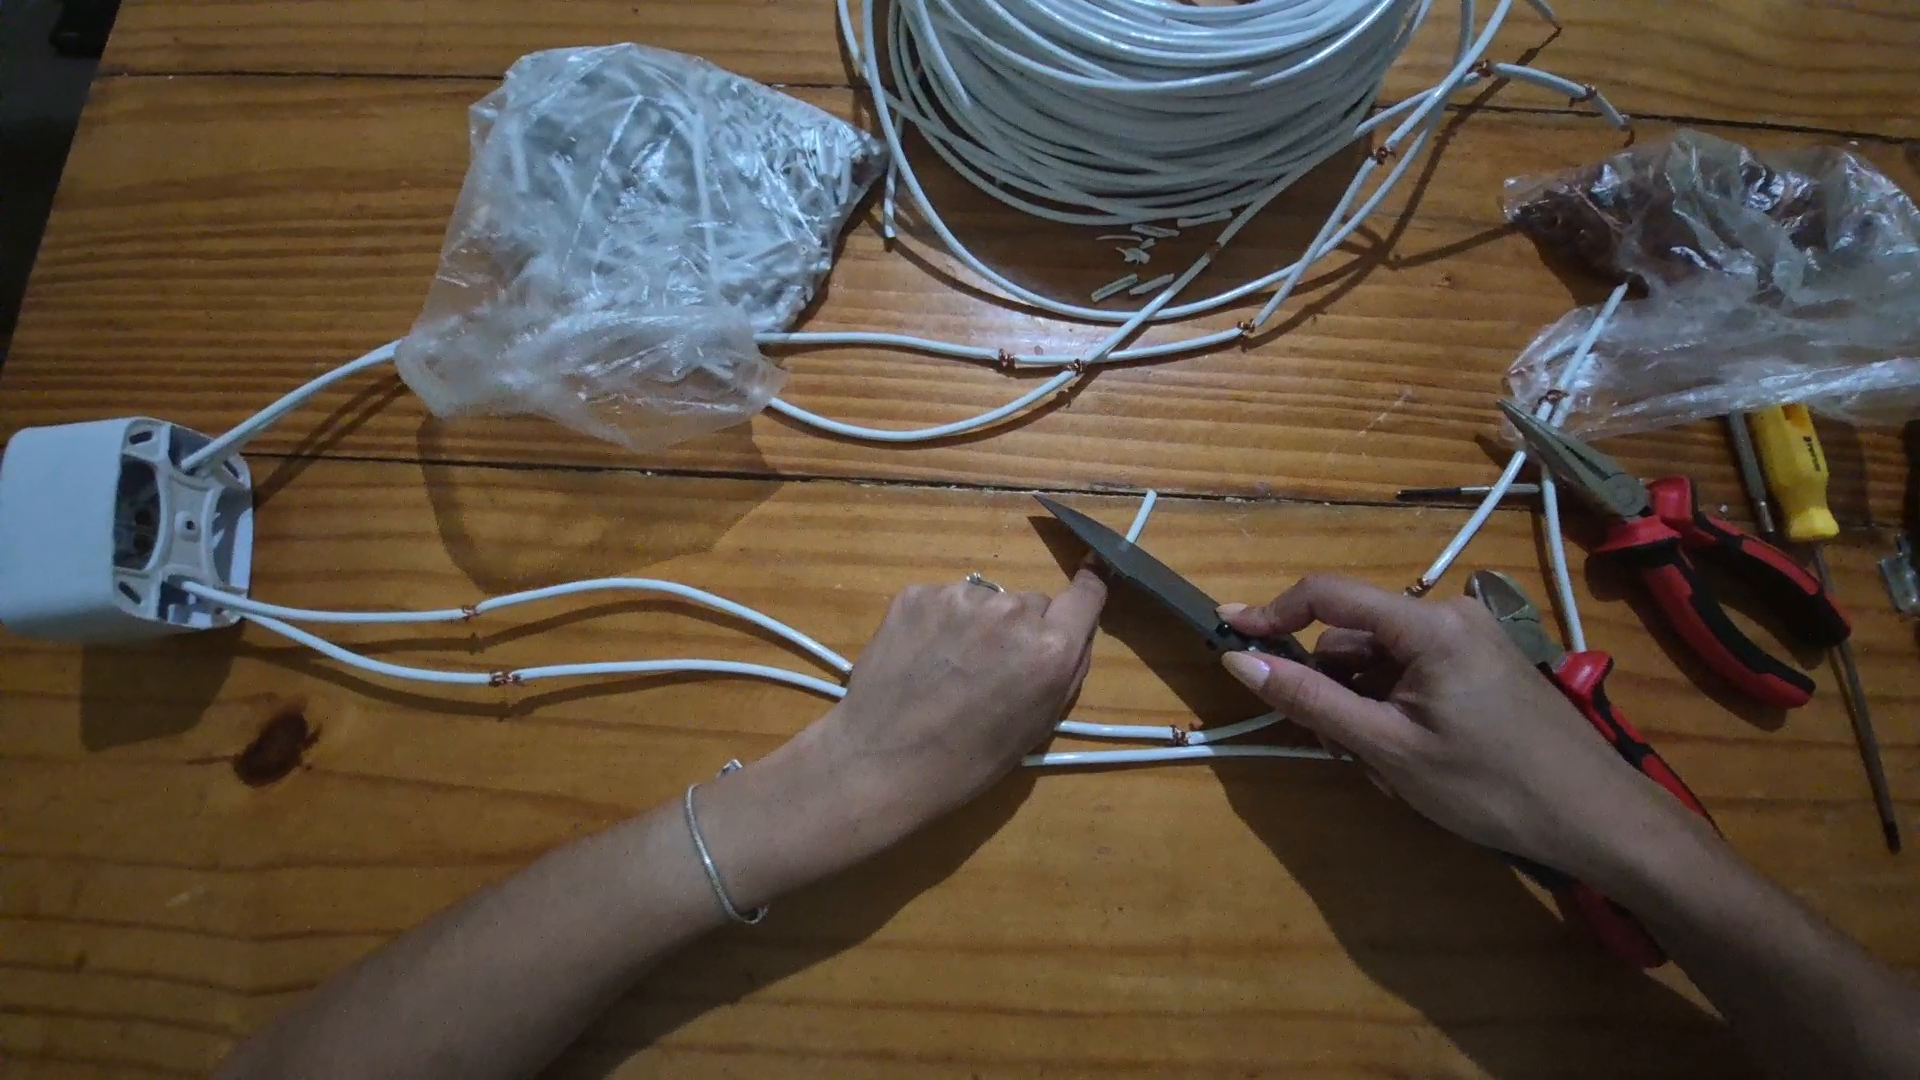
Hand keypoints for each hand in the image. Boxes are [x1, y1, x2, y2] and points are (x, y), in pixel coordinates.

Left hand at [804, 570, 1107, 839]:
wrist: (883, 761)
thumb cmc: (969, 760)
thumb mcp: (1039, 725)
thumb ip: (1066, 670)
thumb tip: (1076, 629)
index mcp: (1050, 649)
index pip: (1087, 594)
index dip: (1085, 594)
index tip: (1079, 594)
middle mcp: (1011, 611)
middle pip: (1031, 603)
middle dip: (1020, 628)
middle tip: (990, 667)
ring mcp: (960, 597)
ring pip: (986, 601)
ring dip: (977, 624)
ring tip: (949, 666)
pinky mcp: (917, 594)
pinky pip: (944, 600)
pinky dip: (939, 622)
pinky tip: (922, 656)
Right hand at [1215, 575, 1692, 876]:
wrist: (1611, 829)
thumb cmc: (1494, 787)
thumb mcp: (1387, 747)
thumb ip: (1308, 698)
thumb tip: (1236, 659)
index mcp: (1427, 624)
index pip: (1327, 596)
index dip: (1272, 613)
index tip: (1227, 634)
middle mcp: (1448, 618)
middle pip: (1351, 639)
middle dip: (1329, 689)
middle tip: (1335, 748)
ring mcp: (1468, 642)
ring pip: (1376, 663)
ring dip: (1359, 707)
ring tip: (1382, 767)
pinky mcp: (1480, 667)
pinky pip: (1407, 675)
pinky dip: (1389, 709)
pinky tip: (1408, 758)